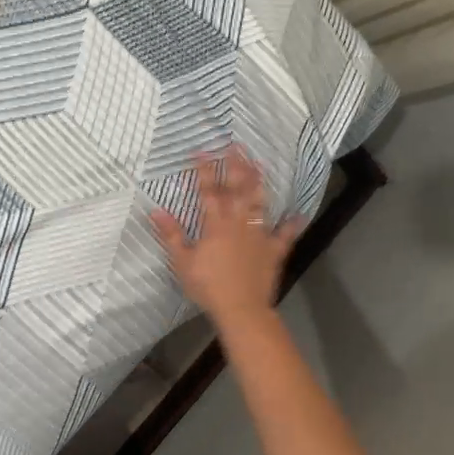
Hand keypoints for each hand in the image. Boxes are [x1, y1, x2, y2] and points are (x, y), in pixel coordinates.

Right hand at [152, 146, 302, 326]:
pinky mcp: (273, 251)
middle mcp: (238, 224)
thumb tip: (155, 210)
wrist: (241, 308)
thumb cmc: (207, 285)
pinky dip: (291, 225)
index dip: (204, 171)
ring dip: (259, 184)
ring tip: (259, 165)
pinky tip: (298, 215)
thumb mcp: (182, 261)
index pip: (208, 192)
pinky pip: (284, 236)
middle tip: (236, 146)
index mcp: (215, 225)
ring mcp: (259, 235)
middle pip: (237, 190)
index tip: (202, 151)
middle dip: (235, 167)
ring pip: (259, 204)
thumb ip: (171, 234)